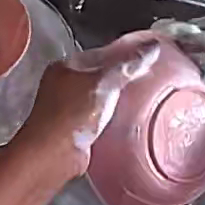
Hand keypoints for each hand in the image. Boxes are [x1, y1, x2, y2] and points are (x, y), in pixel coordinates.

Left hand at [9, 32, 164, 180]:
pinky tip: (127, 121)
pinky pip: (99, 119)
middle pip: (100, 76)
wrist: (53, 155)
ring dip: (118, 100)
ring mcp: (68, 110)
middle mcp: (63, 87)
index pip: (100, 53)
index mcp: (65, 67)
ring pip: (100, 99)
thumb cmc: (70, 115)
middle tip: (148, 77)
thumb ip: (128, 65)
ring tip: (143, 98)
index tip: (145, 56)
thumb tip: (151, 48)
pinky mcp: (75, 131)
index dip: (123, 53)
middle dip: (122, 78)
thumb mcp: (104, 83)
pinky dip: (112, 119)